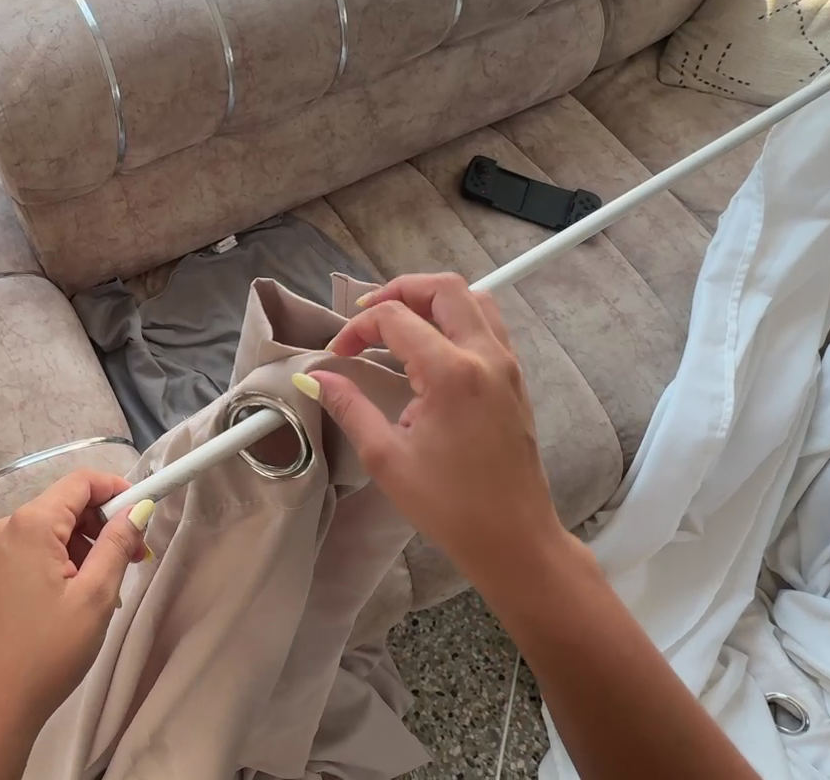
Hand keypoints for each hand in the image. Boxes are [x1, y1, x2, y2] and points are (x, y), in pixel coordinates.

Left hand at [0, 470, 153, 728]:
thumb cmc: (47, 651)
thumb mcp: (95, 597)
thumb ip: (118, 543)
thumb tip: (138, 507)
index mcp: (31, 523)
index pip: (81, 481)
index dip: (117, 489)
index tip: (144, 513)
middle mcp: (8, 527)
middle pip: (66, 504)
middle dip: (104, 524)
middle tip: (135, 558)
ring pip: (53, 529)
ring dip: (86, 547)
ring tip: (108, 588)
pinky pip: (36, 551)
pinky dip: (63, 562)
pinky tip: (78, 598)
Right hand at [302, 273, 568, 589]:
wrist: (515, 541)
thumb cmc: (449, 505)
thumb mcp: (385, 456)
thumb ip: (348, 406)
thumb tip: (314, 377)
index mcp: (451, 373)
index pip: (395, 317)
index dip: (357, 329)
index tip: (337, 356)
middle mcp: (486, 357)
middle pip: (444, 288)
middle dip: (399, 290)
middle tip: (366, 315)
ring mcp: (507, 366)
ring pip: (474, 299)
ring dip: (432, 300)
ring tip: (398, 323)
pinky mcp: (515, 380)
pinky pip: (488, 324)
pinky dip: (455, 318)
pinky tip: (429, 349)